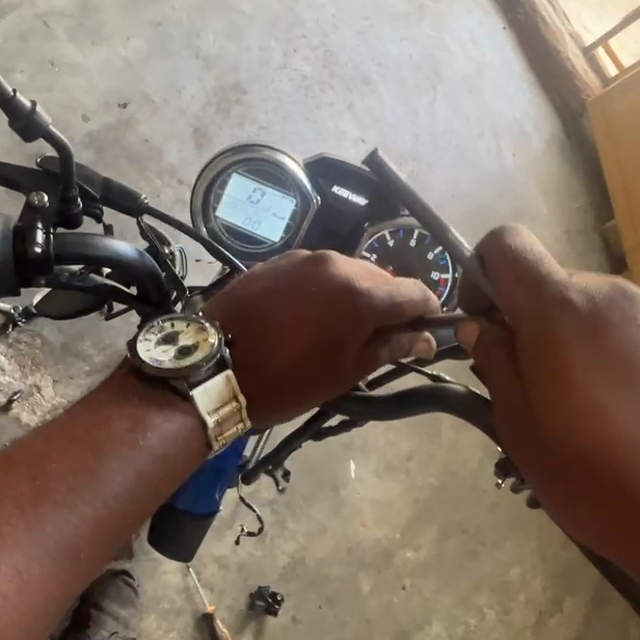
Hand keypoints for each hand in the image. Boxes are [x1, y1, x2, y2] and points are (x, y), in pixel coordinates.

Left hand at [201, 250, 440, 426]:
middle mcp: (336, 263)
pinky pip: (315, 272)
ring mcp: (303, 258)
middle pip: (381, 279)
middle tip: (380, 338)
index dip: (427, 312)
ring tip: (340, 328)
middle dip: (389, 305)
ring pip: (347, 272)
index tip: (425, 332)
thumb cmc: (286, 381)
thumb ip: (390, 348)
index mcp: (361, 292)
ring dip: (354, 295)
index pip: (415, 292)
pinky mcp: (276, 261)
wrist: (212, 368)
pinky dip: (323, 290)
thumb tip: (425, 338)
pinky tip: (309, 315)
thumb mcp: (345, 372)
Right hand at [455, 226, 639, 599]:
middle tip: (536, 392)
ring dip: (581, 346)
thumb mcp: (522, 431)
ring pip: (601, 315)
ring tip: (594, 416)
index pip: (506, 243)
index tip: (487, 327)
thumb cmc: (602, 482)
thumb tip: (484, 326)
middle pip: (556, 287)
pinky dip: (625, 362)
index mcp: (563, 308)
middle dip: (534, 325)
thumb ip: (496, 364)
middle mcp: (618, 296)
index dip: (482, 275)